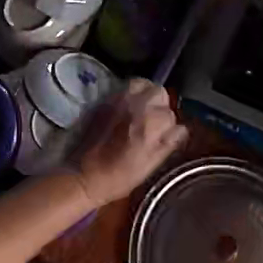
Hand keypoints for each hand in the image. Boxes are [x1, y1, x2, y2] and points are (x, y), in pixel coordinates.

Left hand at [70, 79, 186, 205]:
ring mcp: (120, 99)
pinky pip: (125, 87)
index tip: (163, 136)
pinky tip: (127, 109)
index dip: (169, 127)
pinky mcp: (105, 99)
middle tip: (153, 121)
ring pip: (143, 85)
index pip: (171, 115)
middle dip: (160, 105)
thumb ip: (168, 143)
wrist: (82, 175)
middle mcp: (137, 105)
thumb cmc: (119, 177)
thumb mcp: (150, 165)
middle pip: (160, 93)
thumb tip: (181, 129)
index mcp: (151, 123)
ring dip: (146, 95)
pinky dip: (130, 94)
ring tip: (142, 110)